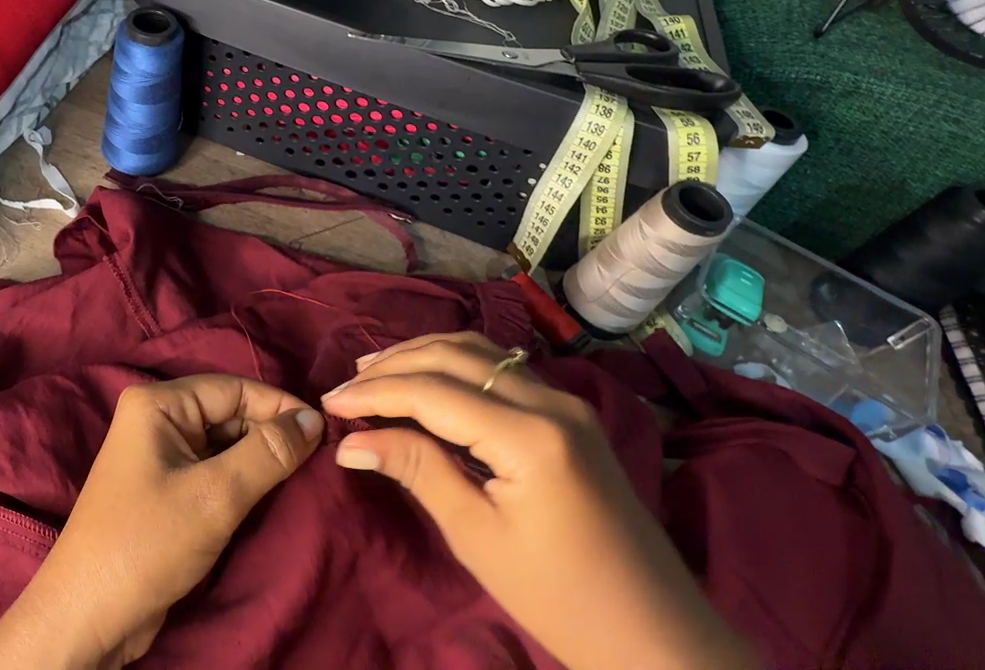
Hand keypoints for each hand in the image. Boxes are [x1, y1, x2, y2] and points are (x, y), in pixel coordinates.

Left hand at [0, 374, 323, 669]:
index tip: (326, 432)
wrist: (89, 616)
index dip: (280, 407)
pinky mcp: (165, 487)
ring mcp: (159, 454)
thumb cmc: (147, 544)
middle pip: (229, 412)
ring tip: (303, 477)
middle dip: (271, 433)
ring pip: (225, 442)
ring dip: (260, 459)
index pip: (234, 388)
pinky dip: (243, 479)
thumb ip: (268, 453)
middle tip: (319, 459)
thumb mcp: (216, 496)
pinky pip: (214, 469)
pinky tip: (272, 494)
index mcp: (158, 404)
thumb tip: (314, 419)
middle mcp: (156, 418)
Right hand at [322, 332, 756, 669]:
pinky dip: (455, 366)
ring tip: (374, 373)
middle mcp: (550, 400)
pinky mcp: (570, 413)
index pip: (433, 391)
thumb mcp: (477, 536)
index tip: (329, 403)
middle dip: (393, 366)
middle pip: (454, 356)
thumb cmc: (559, 597)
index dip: (376, 393)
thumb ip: (417, 470)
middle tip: (345, 386)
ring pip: (479, 352)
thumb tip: (351, 440)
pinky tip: (427, 379)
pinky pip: (501, 369)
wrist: (655, 632)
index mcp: (530, 436)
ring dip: (423, 355)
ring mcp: (565, 401)